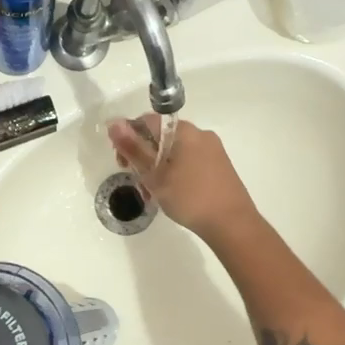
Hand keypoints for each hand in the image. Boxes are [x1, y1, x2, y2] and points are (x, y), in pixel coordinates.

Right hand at [108, 114, 258, 238]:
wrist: (231, 223)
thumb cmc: (190, 197)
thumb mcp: (155, 175)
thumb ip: (134, 149)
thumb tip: (113, 123)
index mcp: (184, 131)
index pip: (147, 121)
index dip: (129, 139)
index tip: (123, 163)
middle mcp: (200, 134)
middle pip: (161, 136)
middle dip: (144, 156)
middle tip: (138, 182)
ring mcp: (212, 150)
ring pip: (175, 151)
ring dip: (158, 167)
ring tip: (153, 193)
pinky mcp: (218, 165)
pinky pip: (189, 161)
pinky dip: (174, 172)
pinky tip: (172, 193)